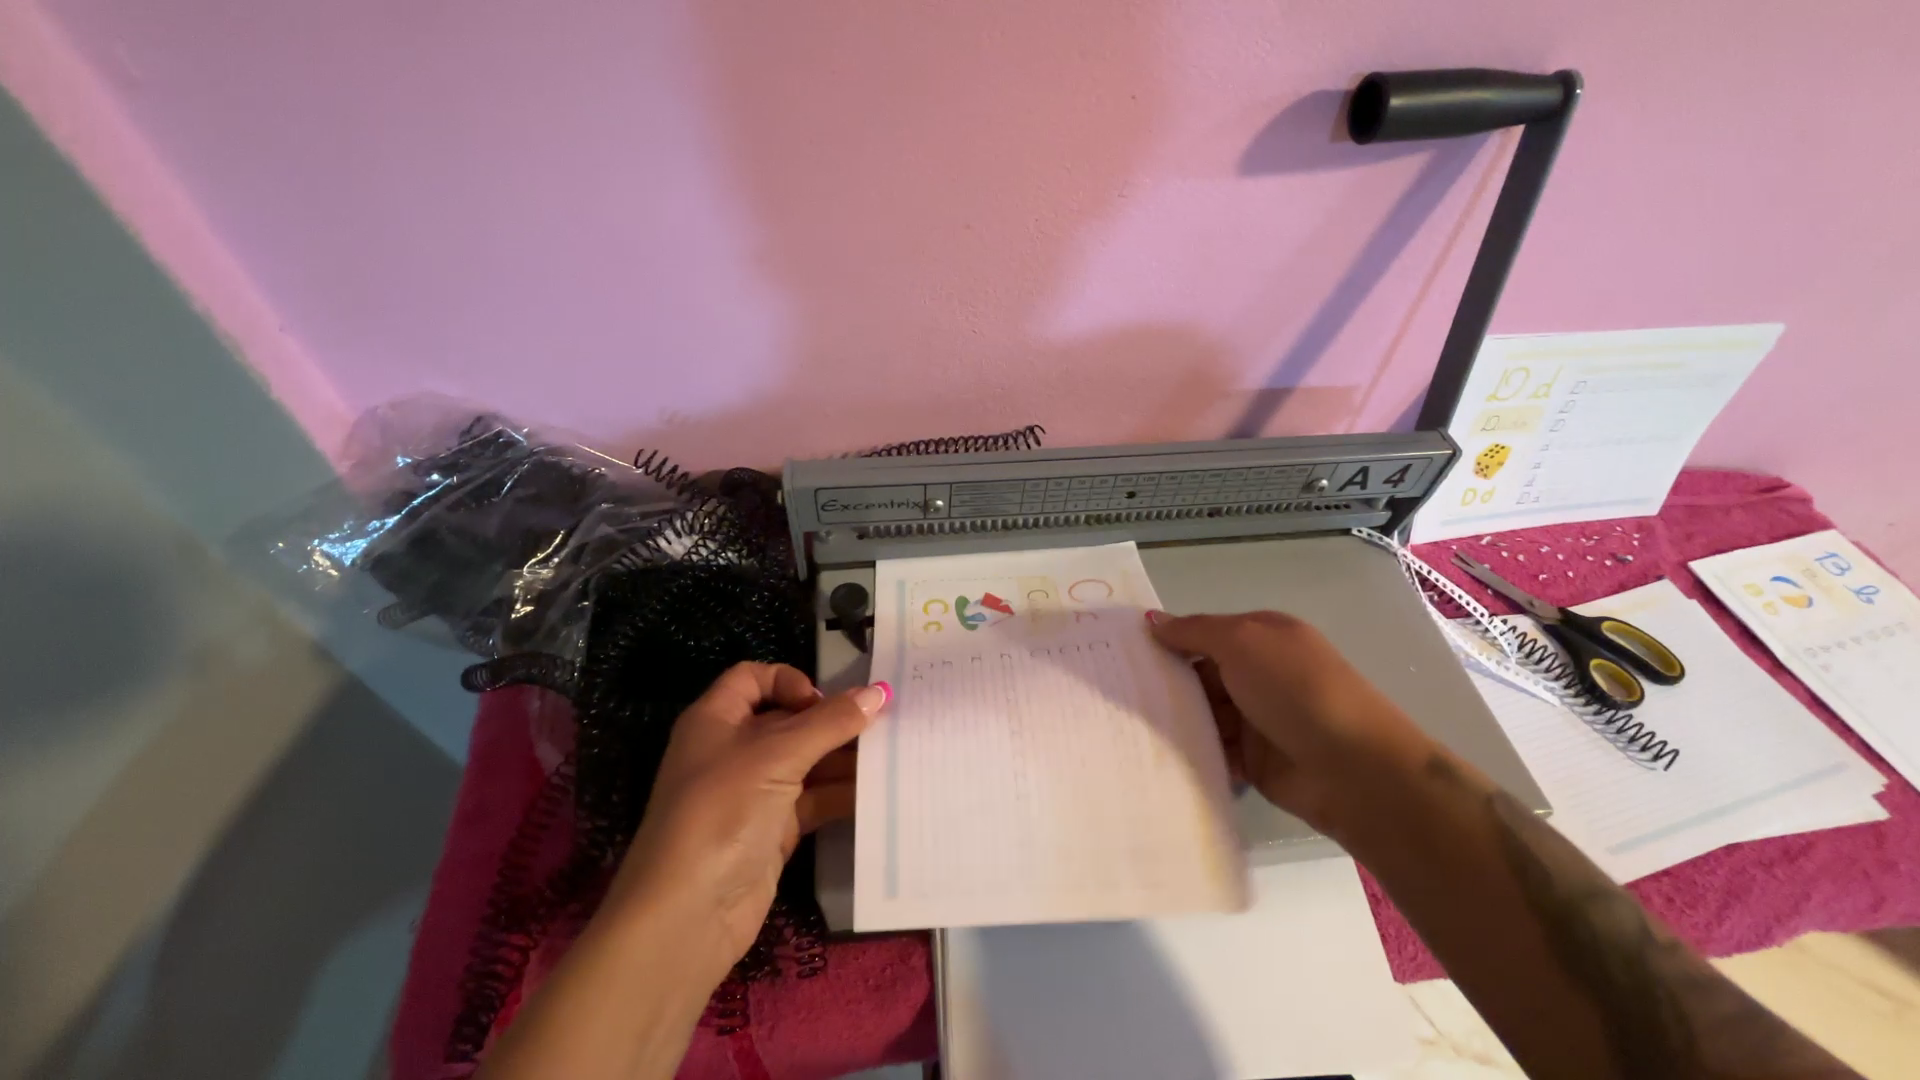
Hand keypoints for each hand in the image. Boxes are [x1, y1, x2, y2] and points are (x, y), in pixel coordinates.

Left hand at [602, 662, 890, 986]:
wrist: (688, 914)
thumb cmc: (722, 812)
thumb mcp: (776, 755)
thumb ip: (829, 722)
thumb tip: (879, 692)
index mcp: (716, 719)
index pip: (753, 678)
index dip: (789, 681)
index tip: (823, 704)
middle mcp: (733, 751)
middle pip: (788, 720)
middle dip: (831, 721)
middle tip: (882, 725)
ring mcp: (753, 793)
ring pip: (806, 762)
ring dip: (844, 759)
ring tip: (892, 756)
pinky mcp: (773, 831)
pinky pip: (813, 800)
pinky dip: (841, 795)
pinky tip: (877, 794)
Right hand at [1147, 610, 1437, 838]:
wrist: (1353, 768)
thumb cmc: (1296, 690)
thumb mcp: (1244, 642)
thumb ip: (1195, 631)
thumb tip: (1152, 621)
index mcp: (1262, 637)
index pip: (1203, 633)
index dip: (1166, 641)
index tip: (1120, 653)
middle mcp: (1258, 673)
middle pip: (1198, 674)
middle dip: (1162, 683)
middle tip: (1113, 692)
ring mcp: (1256, 718)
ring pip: (1201, 714)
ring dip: (1174, 719)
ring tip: (1125, 725)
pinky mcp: (1252, 760)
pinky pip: (1211, 750)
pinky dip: (1190, 752)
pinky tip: (1154, 754)